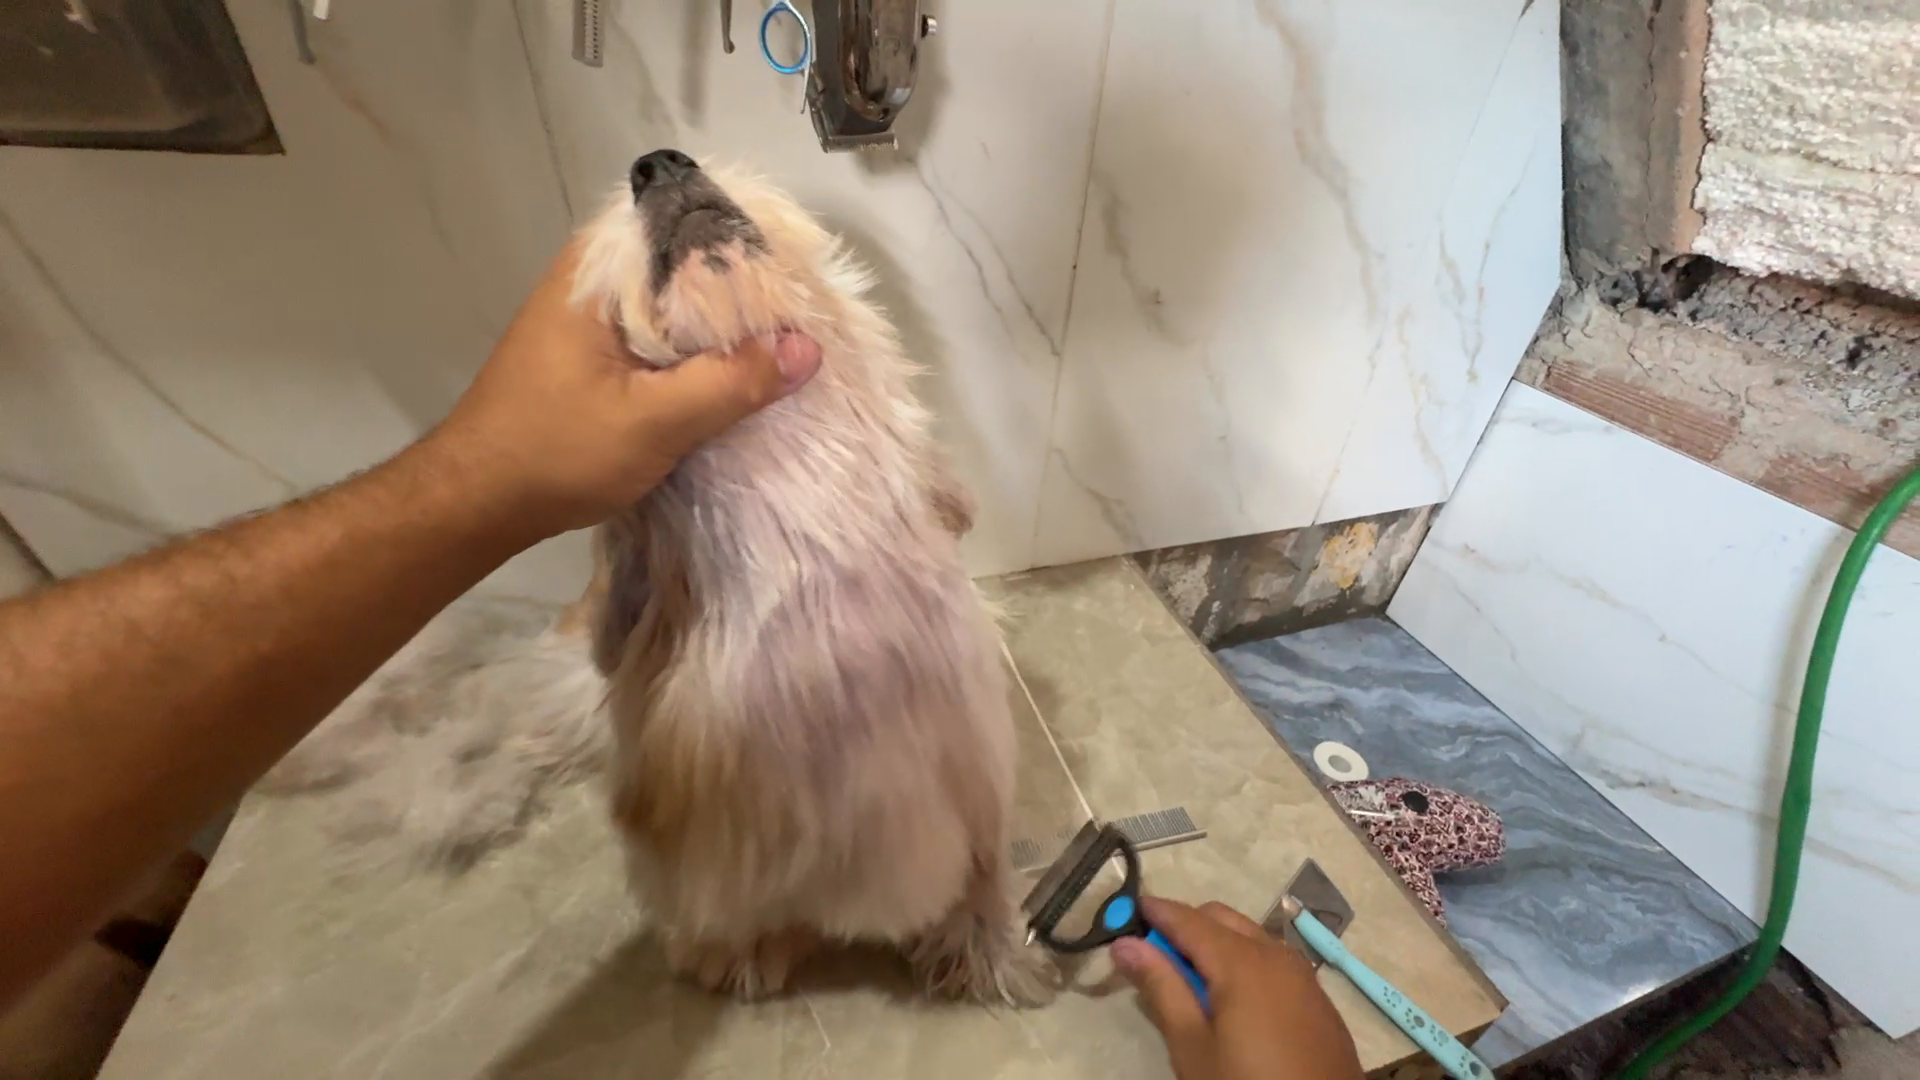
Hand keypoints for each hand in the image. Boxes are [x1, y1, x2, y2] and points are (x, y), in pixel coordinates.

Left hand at [427, 243, 821, 536]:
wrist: (483, 501)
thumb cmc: (557, 452)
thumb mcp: (653, 421)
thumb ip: (730, 383)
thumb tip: (809, 349)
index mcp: (600, 271)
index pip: (691, 226)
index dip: (752, 249)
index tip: (806, 280)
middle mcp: (601, 280)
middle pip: (694, 267)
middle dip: (752, 294)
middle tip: (813, 319)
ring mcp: (605, 319)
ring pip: (687, 308)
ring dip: (734, 330)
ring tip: (793, 346)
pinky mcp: (611, 355)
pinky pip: (676, 341)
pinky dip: (711, 356)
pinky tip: (746, 377)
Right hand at [1113, 898, 1364, 1079]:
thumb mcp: (1193, 1048)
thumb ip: (1160, 987)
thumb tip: (1125, 943)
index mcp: (1242, 960)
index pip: (1186, 918)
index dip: (1154, 912)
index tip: (1124, 913)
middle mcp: (1276, 954)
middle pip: (1219, 917)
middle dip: (1184, 926)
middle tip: (1155, 958)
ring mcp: (1304, 977)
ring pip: (1248, 935)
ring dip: (1216, 943)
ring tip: (1192, 983)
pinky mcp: (1320, 1003)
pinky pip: (1273, 961)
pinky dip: (1246, 963)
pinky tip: (1235, 1003)